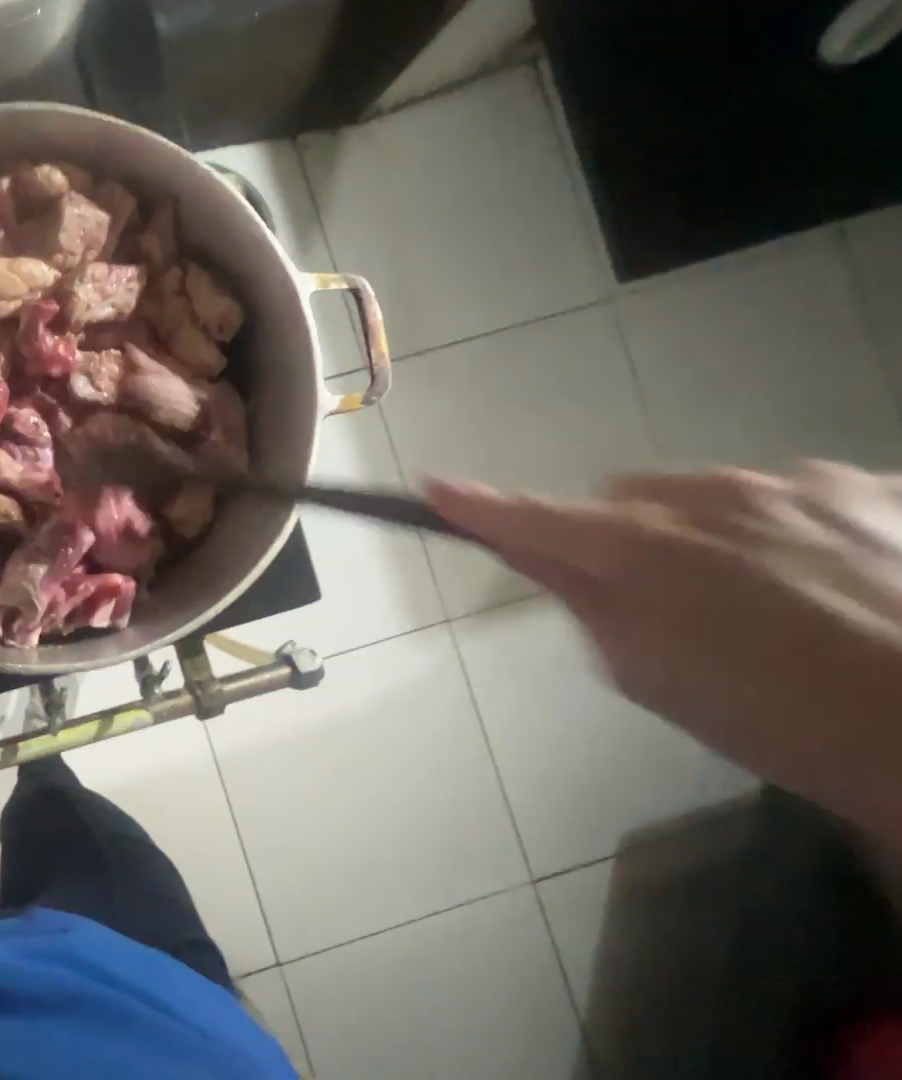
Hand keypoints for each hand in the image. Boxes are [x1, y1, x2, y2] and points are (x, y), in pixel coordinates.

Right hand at [428, 463, 901, 845]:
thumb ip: (582, 599)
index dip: (476, 506)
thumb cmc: (773, 719)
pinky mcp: (874, 485)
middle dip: (621, 531)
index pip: (533, 518)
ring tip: (766, 599)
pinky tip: (830, 582)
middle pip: (626, 496)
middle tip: (657, 595)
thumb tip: (535, 554)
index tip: (434, 488)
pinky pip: (791, 496)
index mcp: (642, 550)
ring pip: (710, 493)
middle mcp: (711, 496)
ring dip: (707, 530)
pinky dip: (784, 529)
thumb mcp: (645, 672)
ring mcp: (799, 484)